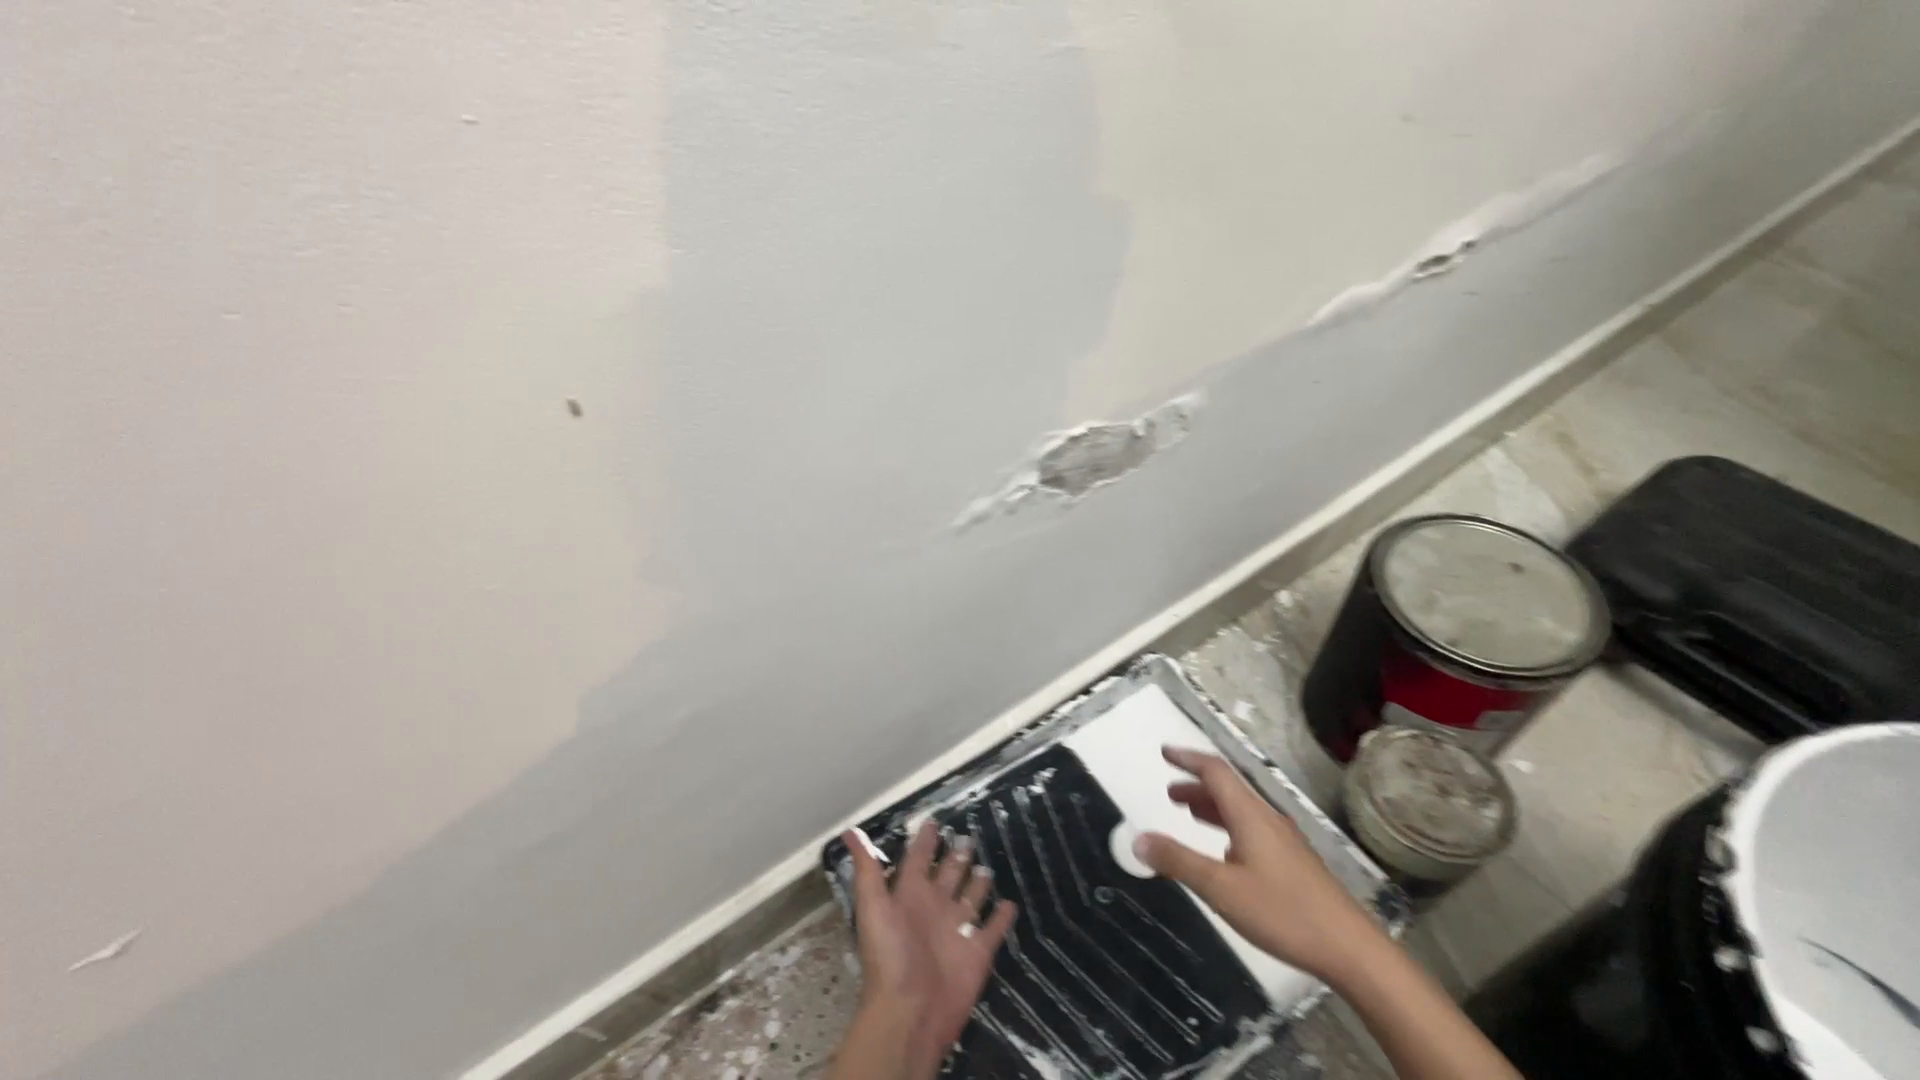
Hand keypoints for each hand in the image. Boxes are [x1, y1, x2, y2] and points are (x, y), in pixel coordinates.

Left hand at [844, 821, 1015, 1076]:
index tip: (933, 820)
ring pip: (971, 897)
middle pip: (948, 875)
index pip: (918, 860)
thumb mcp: (873, 906)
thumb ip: (866, 869)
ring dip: (978, 882)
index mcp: (910, 895)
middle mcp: (934, 907)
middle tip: (967, 837)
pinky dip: (1002, 916)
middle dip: (956, 856)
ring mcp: (957, 929)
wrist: (910, 1011)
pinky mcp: (978, 950)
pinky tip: (1009, 903)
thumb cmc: (889, 956)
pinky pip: (994, 928)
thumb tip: (849, 832)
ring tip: (985, 867)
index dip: (924, 841)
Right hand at [1132, 746, 1380, 985]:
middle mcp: (1268, 820)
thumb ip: (1178, 862)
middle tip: (1169, 793)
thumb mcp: (1221, 889)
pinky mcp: (1293, 863)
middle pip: (1229, 790)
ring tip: (1188, 813)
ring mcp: (1284, 842)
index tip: (1165, 753)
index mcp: (1251, 816)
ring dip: (1212, 807)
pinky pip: (1252, 831)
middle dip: (1197, 786)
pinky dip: (1228, 828)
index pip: (1216, 772)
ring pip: (1242, 812)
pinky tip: (1223, 853)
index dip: (1188, 760)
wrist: (1350, 949)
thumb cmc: (1283, 913)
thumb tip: (1139, 839)